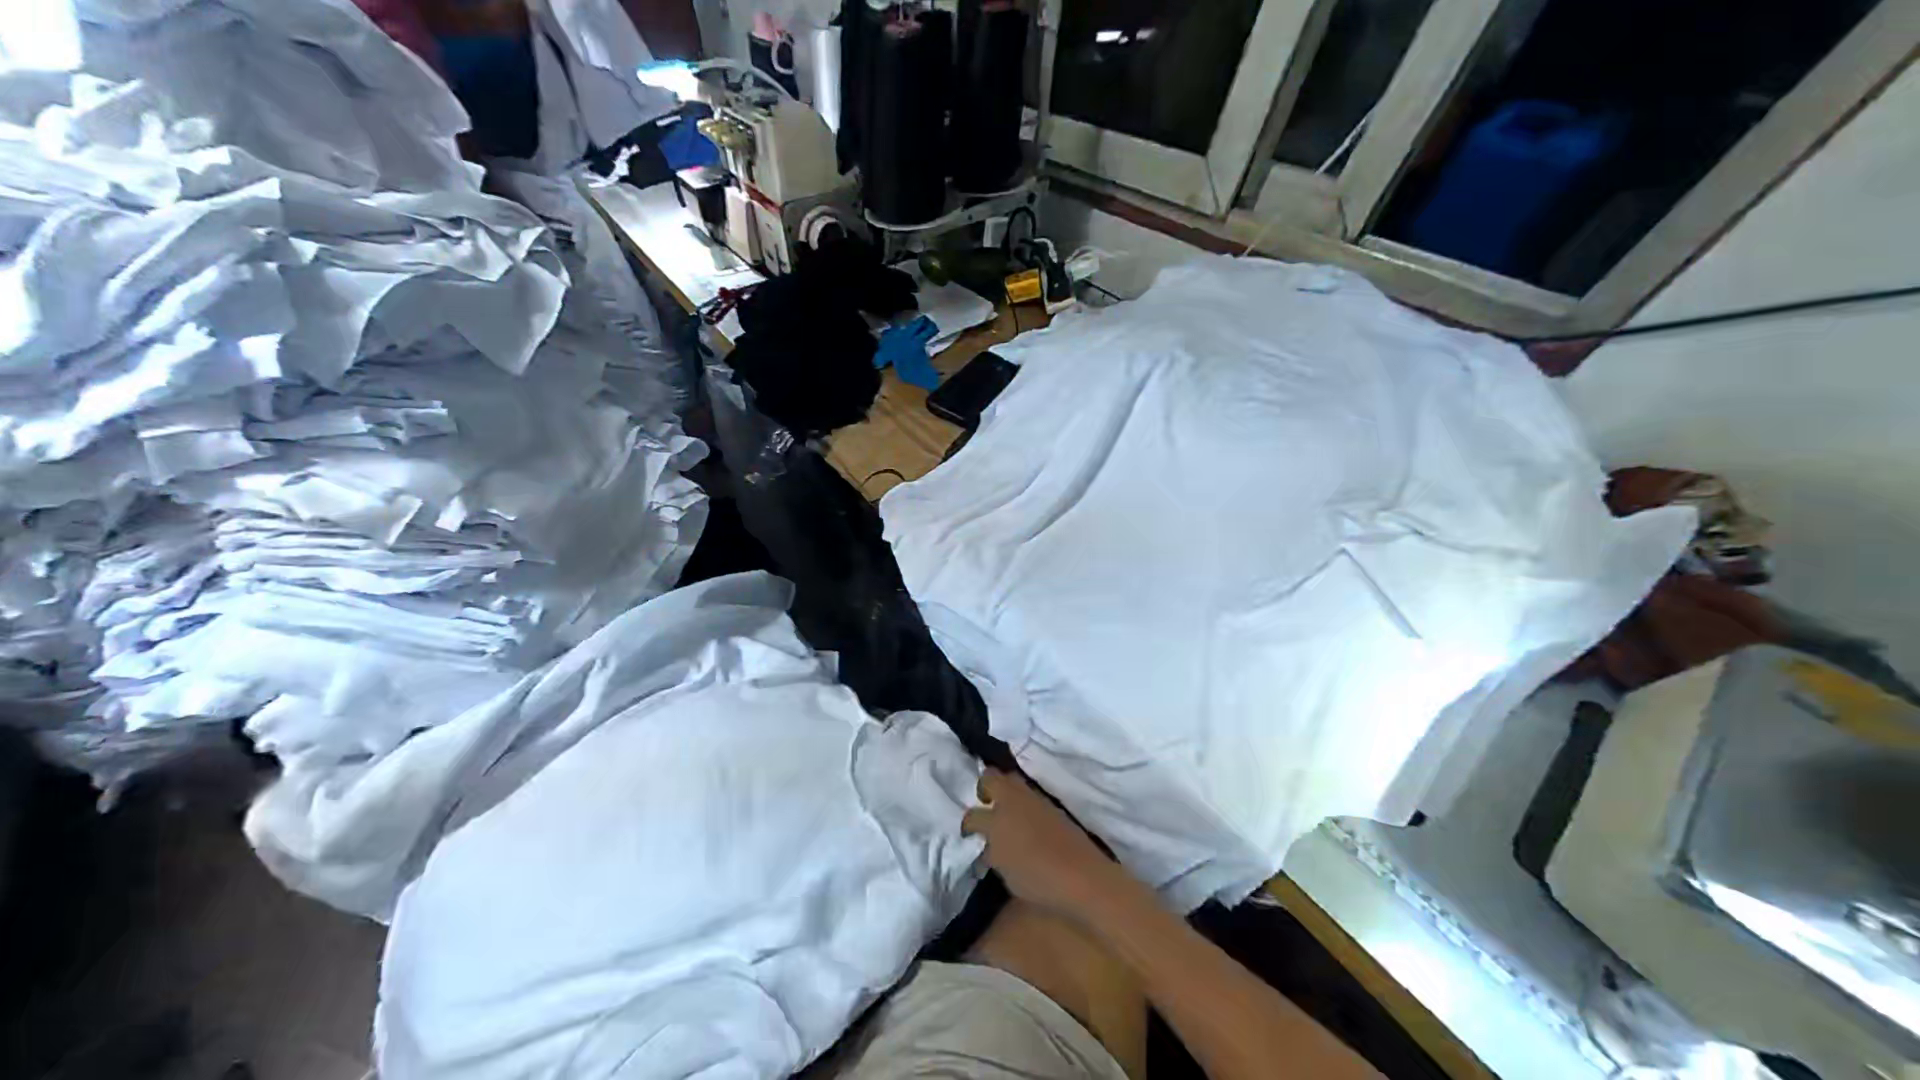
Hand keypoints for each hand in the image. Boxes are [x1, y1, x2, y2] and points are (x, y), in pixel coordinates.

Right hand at [962, 769, 1141, 923]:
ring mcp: (1035, 799)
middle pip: (992, 777)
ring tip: (1004, 811)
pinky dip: (1022, 801)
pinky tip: (1024, 820)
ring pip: (1012, 781)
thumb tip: (990, 845)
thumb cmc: (1037, 880)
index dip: (967, 825)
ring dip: (1004, 791)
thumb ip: (993, 853)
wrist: (1082, 876)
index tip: (968, 833)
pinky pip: (1029, 794)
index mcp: (996, 820)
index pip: (972, 816)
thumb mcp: (1005, 872)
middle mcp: (1013, 801)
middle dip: (984, 787)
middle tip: (985, 803)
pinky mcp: (1052, 805)